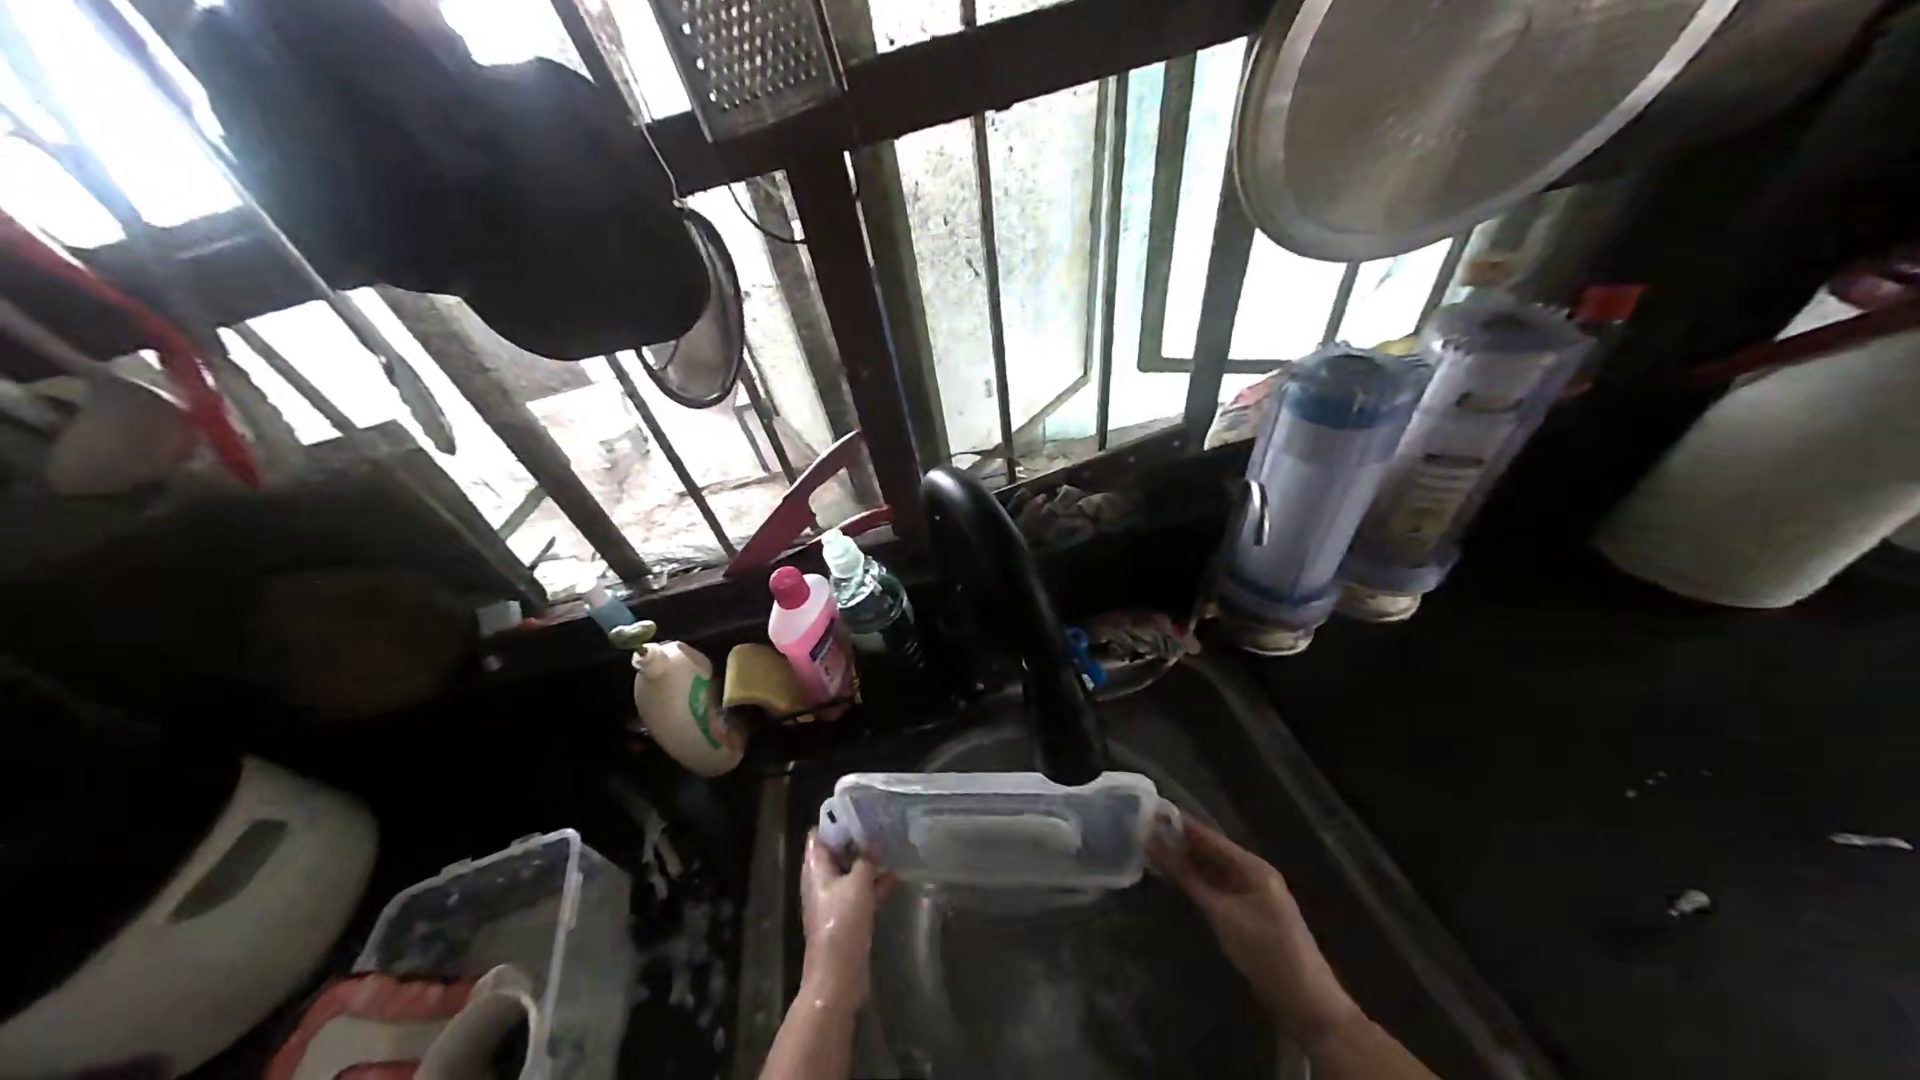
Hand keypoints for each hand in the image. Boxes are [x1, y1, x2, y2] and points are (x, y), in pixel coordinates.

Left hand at [798, 830, 893, 1007]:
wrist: (838, 976)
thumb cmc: (842, 924)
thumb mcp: (857, 884)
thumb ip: (865, 860)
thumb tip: (872, 842)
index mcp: (815, 869)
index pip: (819, 835)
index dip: (837, 820)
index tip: (860, 808)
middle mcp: (822, 881)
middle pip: (838, 852)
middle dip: (857, 840)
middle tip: (882, 824)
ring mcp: (834, 900)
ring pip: (852, 872)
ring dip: (869, 862)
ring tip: (893, 846)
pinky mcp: (848, 917)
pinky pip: (861, 892)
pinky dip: (875, 884)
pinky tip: (896, 877)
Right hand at [1150, 817, 1362, 1044]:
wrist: (1306, 1003)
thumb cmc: (1265, 951)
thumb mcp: (1222, 914)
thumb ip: (1188, 879)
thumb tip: (1156, 846)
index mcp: (1253, 867)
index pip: (1209, 837)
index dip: (1181, 824)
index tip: (1151, 812)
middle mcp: (1253, 874)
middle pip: (1211, 852)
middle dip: (1180, 844)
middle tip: (1144, 833)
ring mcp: (1252, 896)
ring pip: (1212, 871)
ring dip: (1186, 864)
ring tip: (1151, 852)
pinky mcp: (1248, 915)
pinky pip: (1217, 888)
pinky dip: (1196, 883)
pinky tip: (1175, 881)